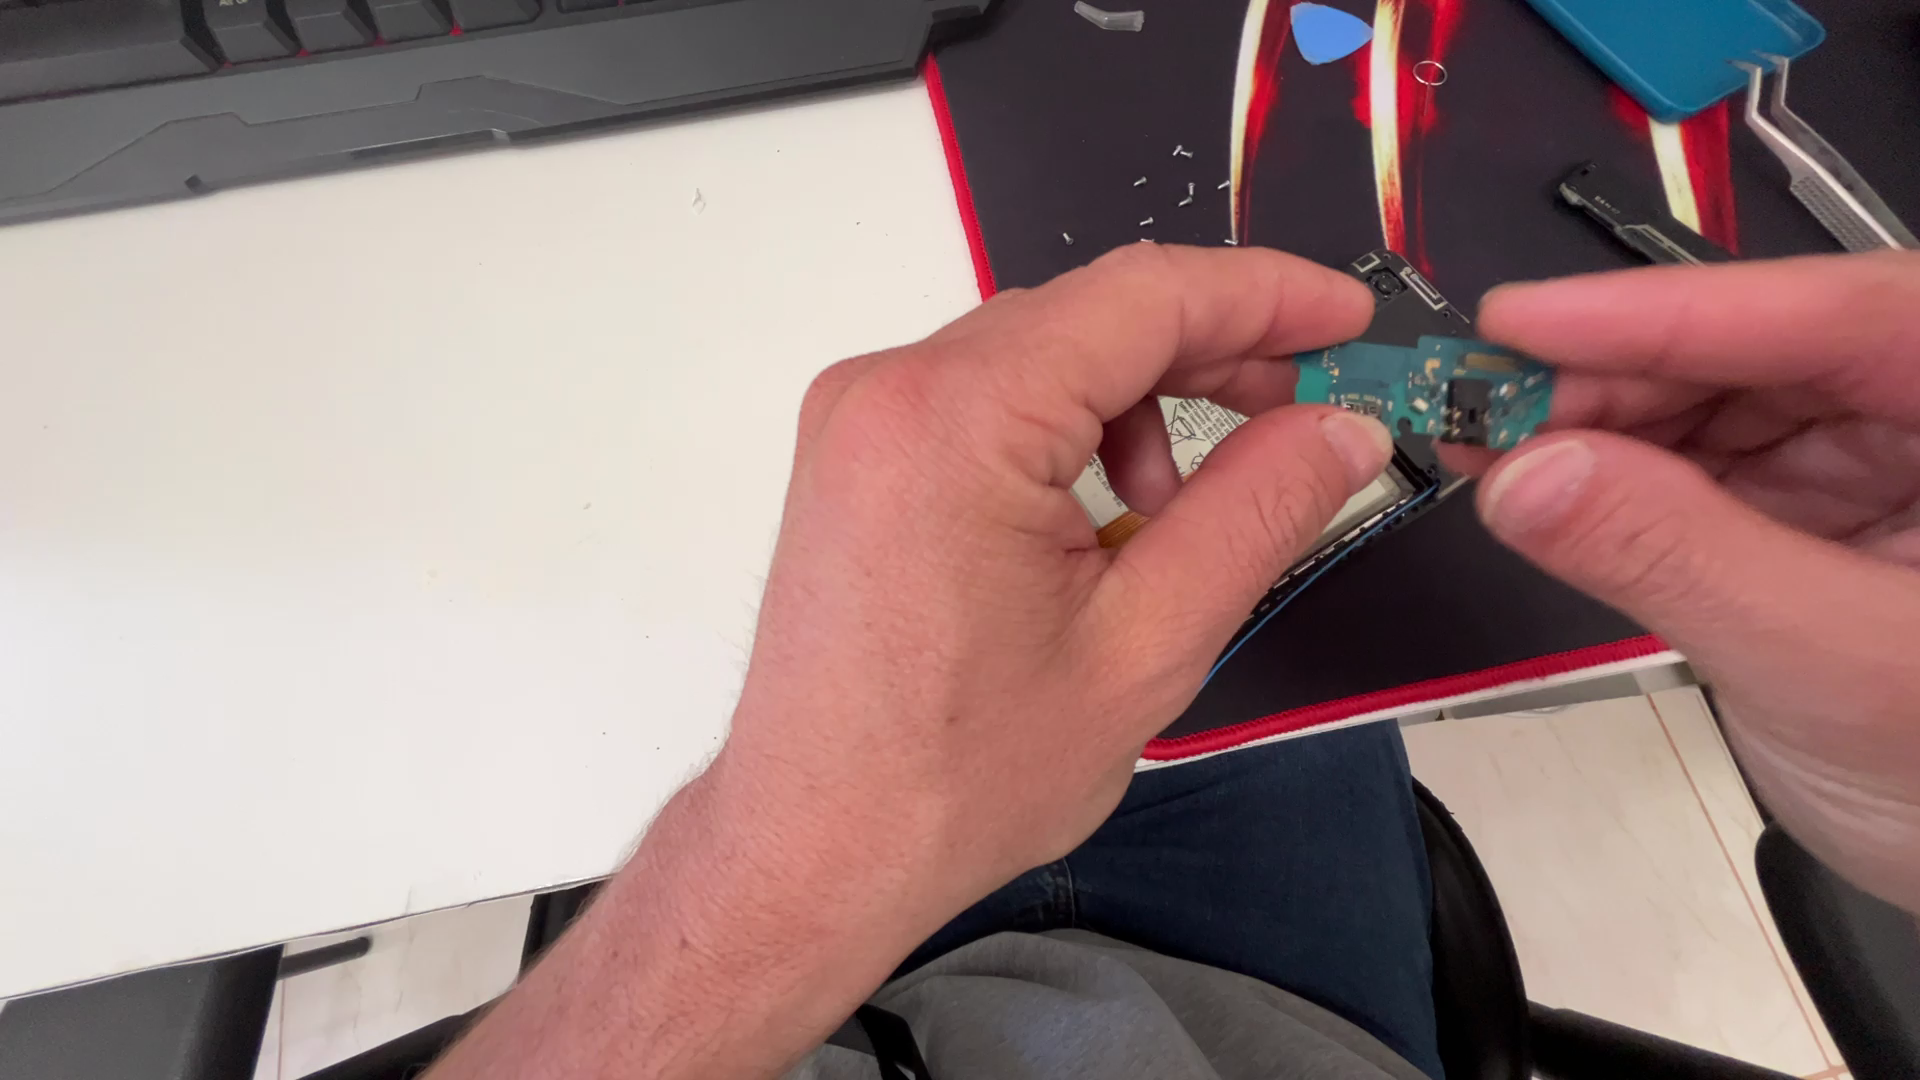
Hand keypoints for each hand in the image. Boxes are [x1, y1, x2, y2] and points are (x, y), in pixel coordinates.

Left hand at [432, 245, 1387, 1079]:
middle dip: (1202, 354)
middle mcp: (888, 387)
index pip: (1140, 296)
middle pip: (1083, 318)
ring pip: (1033, 356)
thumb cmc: (964, 772)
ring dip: (1127, 403)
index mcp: (957, 417)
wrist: (817, 839)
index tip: (1343, 323)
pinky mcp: (853, 453)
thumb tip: (1337, 429)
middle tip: (1290, 412)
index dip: (1262, 295)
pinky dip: (1056, 429)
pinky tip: (1087, 512)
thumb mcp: (1145, 646)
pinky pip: (980, 398)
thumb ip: (1257, 514)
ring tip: (1167, 507)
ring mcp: (858, 417)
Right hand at [1442, 251, 1919, 910]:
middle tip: (1474, 406)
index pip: (1846, 318)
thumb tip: (1518, 475)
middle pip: (1753, 352)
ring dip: (1580, 422)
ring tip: (1482, 442)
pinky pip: (1678, 462)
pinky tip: (1527, 478)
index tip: (1513, 320)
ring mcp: (1868, 455)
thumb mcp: (1827, 663)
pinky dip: (1591, 470)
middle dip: (1599, 378)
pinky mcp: (1796, 499)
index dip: (1663, 311)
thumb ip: (1672, 556)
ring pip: (1702, 401)